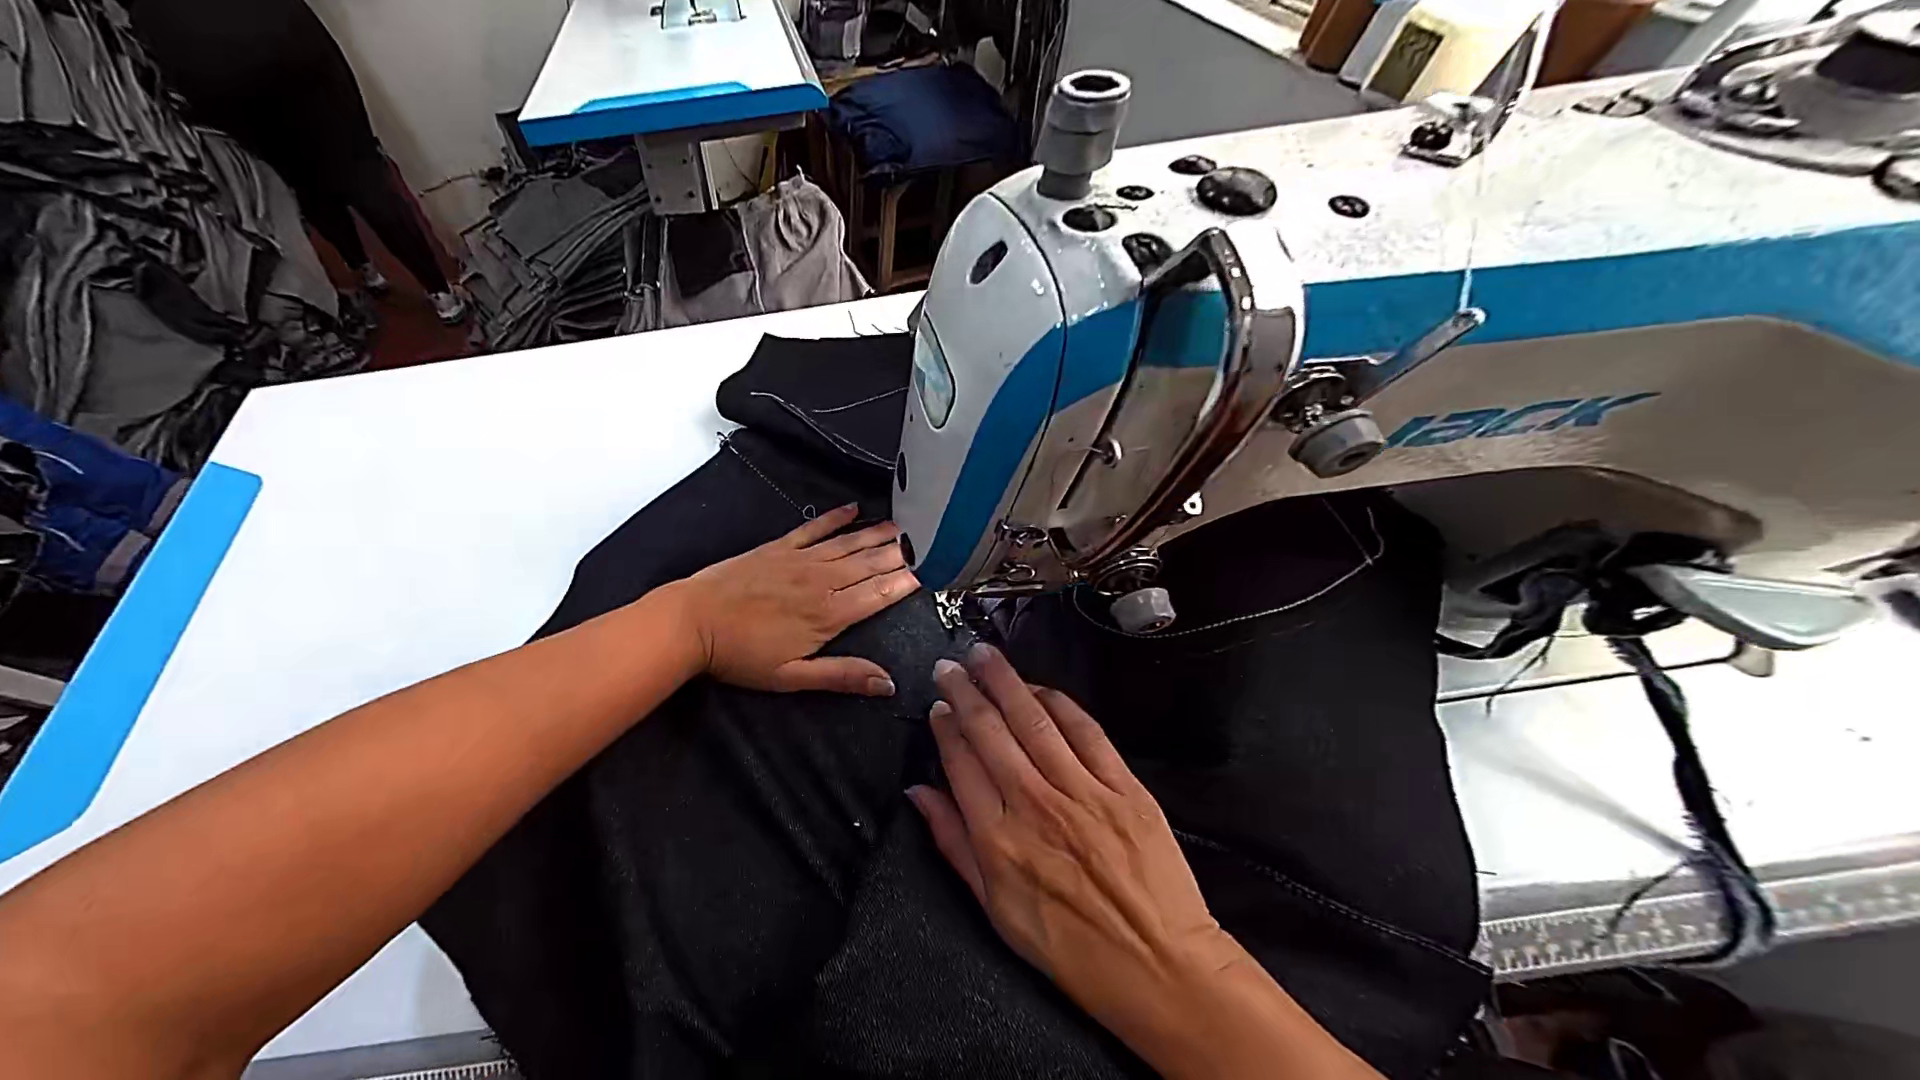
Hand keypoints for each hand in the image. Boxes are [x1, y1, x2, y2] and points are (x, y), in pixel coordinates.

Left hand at [666, 503, 918, 695]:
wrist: (691, 621)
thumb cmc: (740, 655)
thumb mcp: (791, 678)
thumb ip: (842, 676)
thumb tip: (887, 683)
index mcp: (828, 614)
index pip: (878, 594)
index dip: (907, 582)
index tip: (931, 571)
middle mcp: (821, 581)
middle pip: (870, 564)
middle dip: (901, 553)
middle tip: (929, 541)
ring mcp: (800, 560)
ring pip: (850, 544)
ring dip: (879, 535)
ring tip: (905, 526)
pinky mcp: (779, 547)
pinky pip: (815, 528)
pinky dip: (836, 518)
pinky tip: (854, 509)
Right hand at [909, 644, 1380, 1079]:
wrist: (1159, 966)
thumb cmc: (1071, 948)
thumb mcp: (997, 911)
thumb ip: (953, 845)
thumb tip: (918, 794)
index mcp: (998, 839)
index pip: (961, 762)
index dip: (945, 727)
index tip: (938, 704)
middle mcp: (1035, 804)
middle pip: (991, 731)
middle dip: (965, 691)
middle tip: (949, 665)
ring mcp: (1082, 791)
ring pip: (1033, 721)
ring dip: (1005, 682)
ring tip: (985, 656)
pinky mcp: (1123, 786)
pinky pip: (1086, 731)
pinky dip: (1059, 703)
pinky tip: (1040, 688)